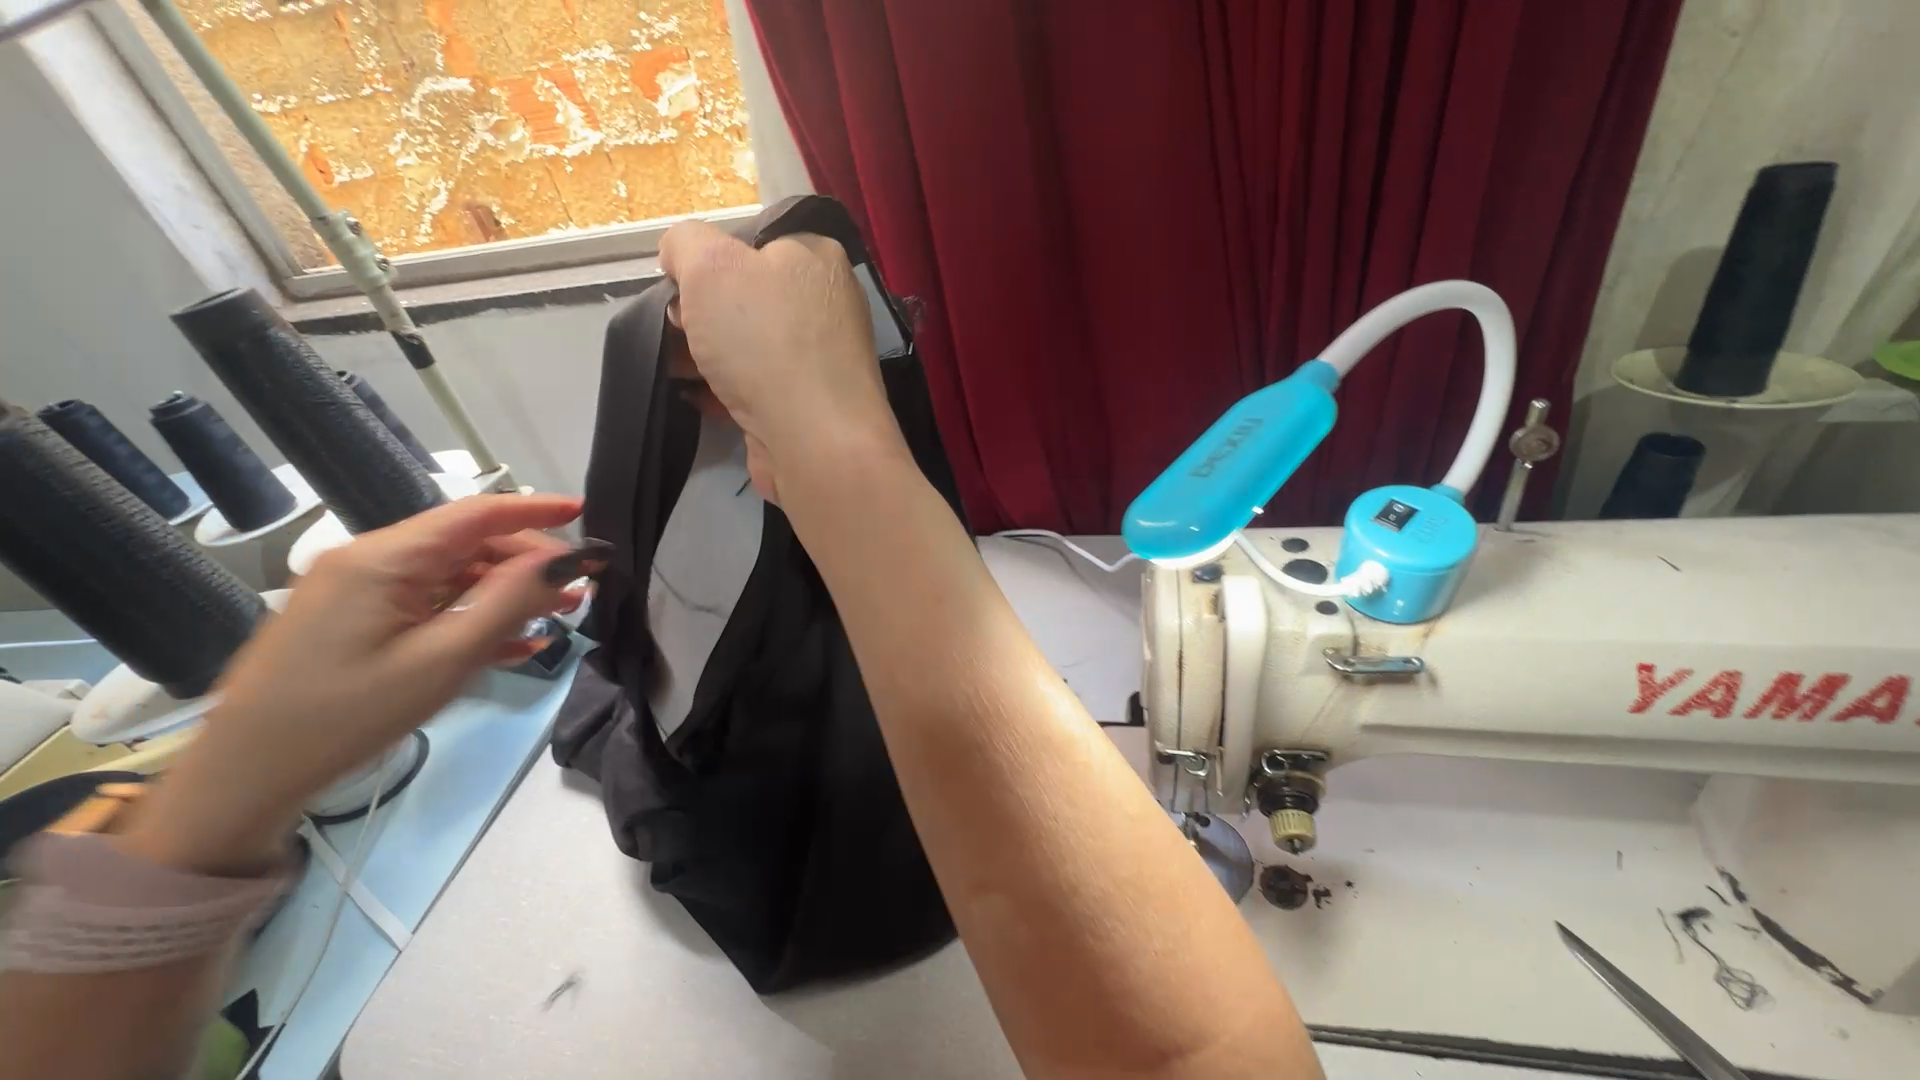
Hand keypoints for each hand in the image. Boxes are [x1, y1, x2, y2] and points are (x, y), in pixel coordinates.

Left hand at [121, 494, 584, 872]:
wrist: (248, 776)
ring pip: (452, 576)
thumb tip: (571, 558)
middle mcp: (370, 560)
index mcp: (385, 558)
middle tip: (581, 590)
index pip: (476, 513)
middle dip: (528, 563)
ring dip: (507, 594)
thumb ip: (512, 600)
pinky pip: (428, 606)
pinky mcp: (354, 621)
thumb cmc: (350, 713)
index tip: (586, 513)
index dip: (536, 510)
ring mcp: (358, 591)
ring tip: (562, 615)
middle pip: (468, 544)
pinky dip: (473, 618)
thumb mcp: (445, 658)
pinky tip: (515, 643)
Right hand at [659, 220, 906, 501]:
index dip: (709, 259)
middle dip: (703, 312)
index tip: (681, 286)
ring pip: (748, 344)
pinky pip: (756, 385)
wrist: (816, 442)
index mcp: (817, 256)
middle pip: (747, 295)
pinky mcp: (808, 403)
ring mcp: (821, 356)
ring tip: (676, 366)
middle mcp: (827, 302)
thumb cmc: (765, 341)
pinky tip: (698, 397)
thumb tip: (678, 253)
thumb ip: (687, 243)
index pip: (753, 241)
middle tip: (679, 329)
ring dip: (707, 353)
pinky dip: (725, 390)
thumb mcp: (711, 264)